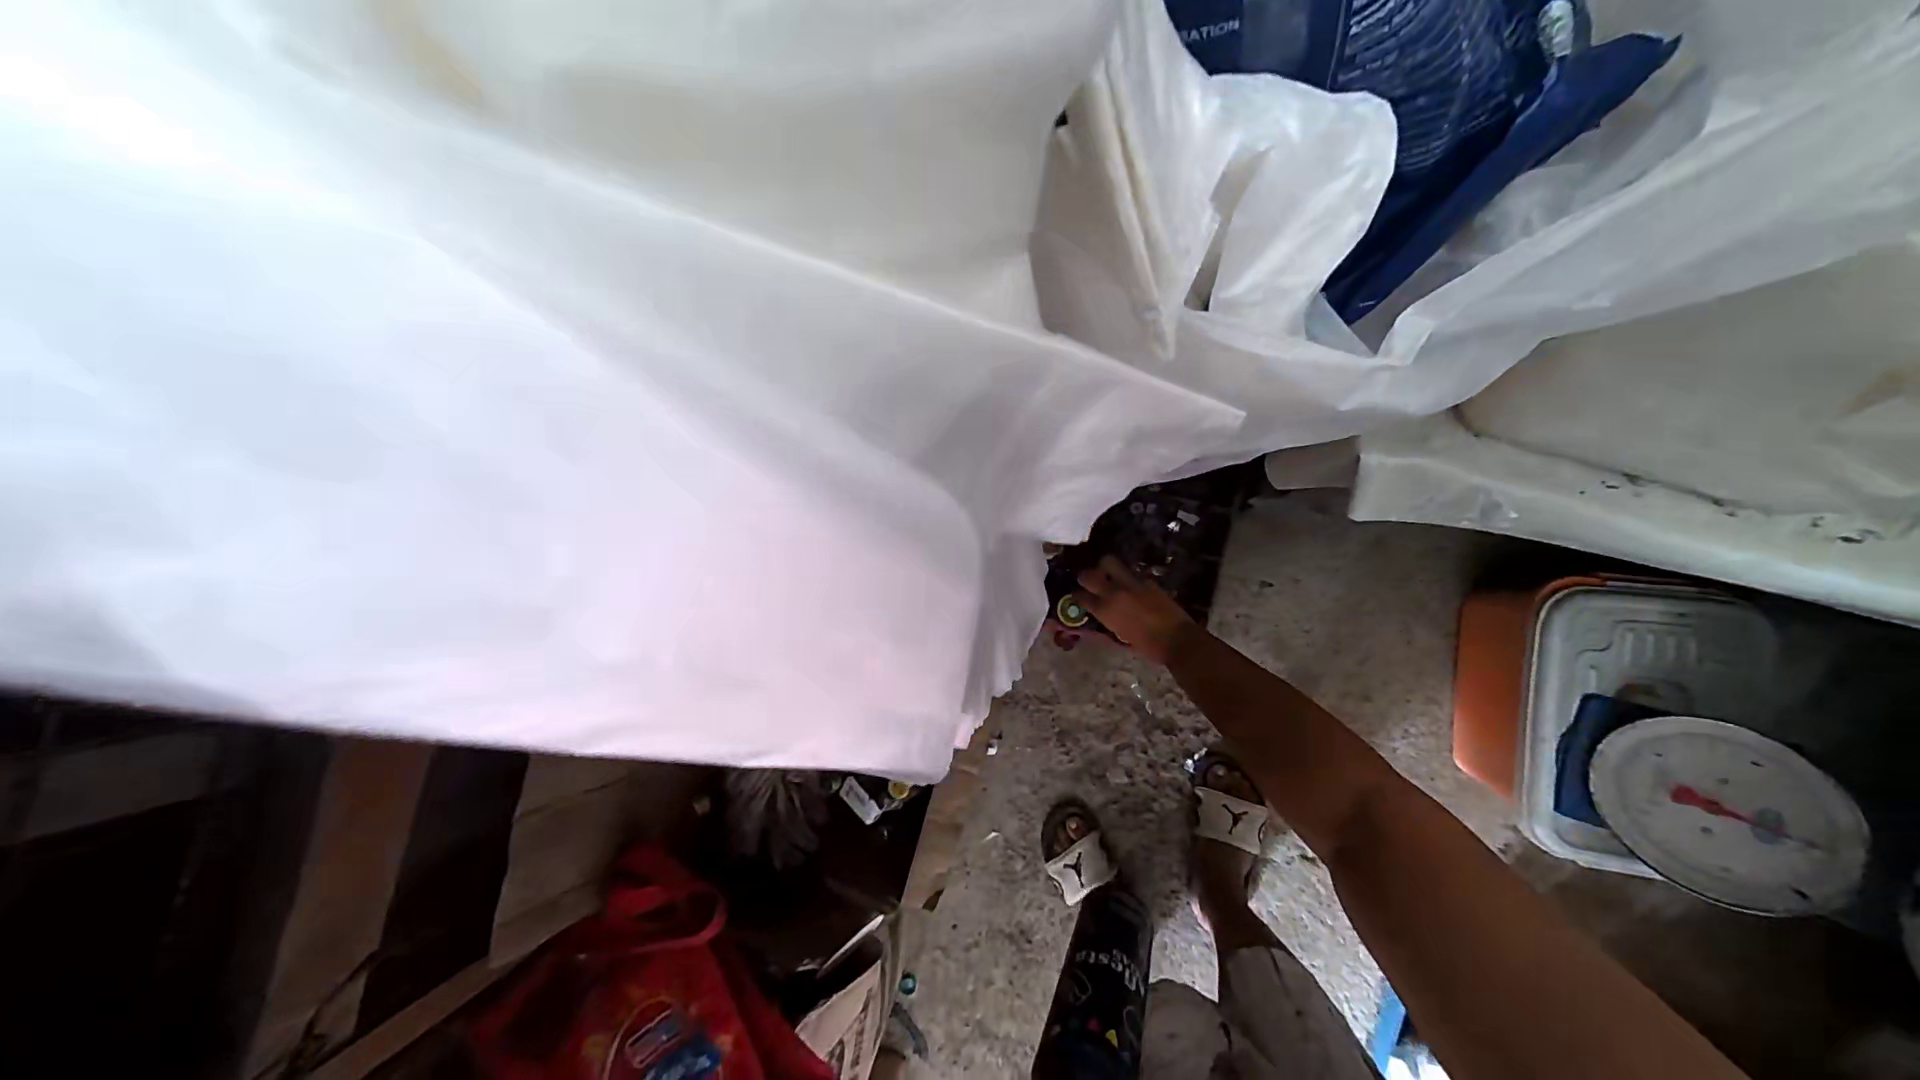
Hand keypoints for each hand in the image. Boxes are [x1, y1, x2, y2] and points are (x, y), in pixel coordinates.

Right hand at [1075, 556, 1198, 664]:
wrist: (1176, 639)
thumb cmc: (1147, 645)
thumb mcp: (1120, 635)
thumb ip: (1108, 620)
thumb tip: (1103, 612)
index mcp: (1105, 610)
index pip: (1082, 596)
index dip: (1077, 595)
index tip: (1077, 595)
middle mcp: (1114, 592)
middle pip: (1089, 574)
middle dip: (1085, 576)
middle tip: (1086, 579)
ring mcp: (1131, 583)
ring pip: (1109, 562)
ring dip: (1104, 567)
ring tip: (1107, 573)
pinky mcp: (1147, 580)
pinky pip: (1131, 573)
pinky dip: (1127, 577)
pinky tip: (1131, 585)